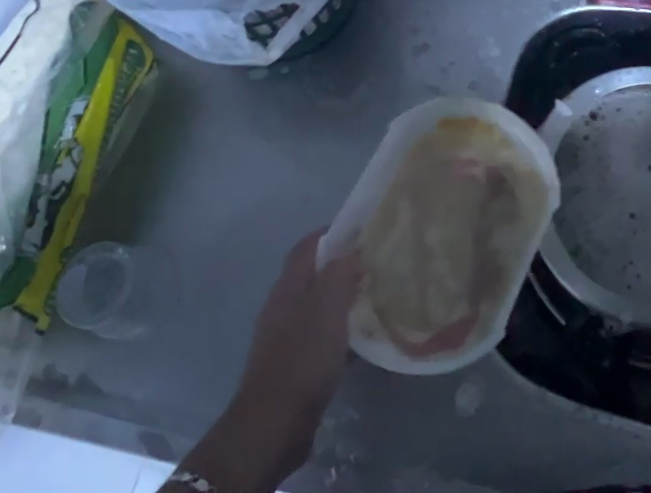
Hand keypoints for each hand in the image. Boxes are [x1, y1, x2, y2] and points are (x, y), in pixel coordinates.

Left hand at [225, 228, 361, 473]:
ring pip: (317, 304)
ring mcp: (285, 335)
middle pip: (312, 274)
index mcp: (289, 286)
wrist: (275, 422)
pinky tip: (361, 338)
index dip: (332, 232)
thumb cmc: (304, 357)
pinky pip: (319, 334)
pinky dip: (339, 328)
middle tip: (375, 262)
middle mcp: (283, 305)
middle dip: (340, 264)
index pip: (308, 246)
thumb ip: (340, 274)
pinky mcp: (293, 362)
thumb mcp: (328, 308)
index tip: (362, 228)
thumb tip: (352, 249)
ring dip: (341, 297)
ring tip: (374, 296)